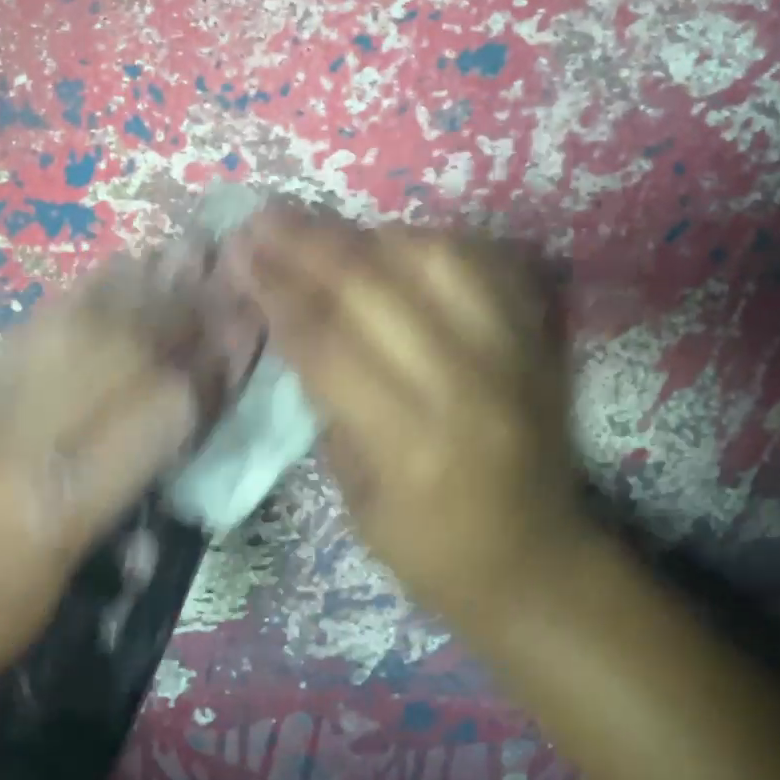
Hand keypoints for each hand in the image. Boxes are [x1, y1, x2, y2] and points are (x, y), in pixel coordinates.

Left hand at [0, 257, 249, 669]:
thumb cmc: (16, 603)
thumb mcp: (88, 552)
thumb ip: (140, 470)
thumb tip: (193, 391)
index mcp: (63, 505)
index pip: (158, 414)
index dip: (211, 366)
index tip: (249, 326)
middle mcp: (21, 443)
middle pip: (116, 352)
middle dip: (179, 307)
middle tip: (223, 271)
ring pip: (74, 324)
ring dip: (135, 285)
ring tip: (180, 253)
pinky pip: (32, 324)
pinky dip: (85, 292)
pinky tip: (118, 269)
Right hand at [223, 209, 589, 626]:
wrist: (535, 561)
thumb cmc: (427, 546)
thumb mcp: (352, 492)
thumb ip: (325, 399)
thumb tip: (288, 314)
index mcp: (411, 445)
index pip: (328, 343)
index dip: (277, 291)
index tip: (239, 255)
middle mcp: (467, 387)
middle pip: (376, 286)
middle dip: (308, 245)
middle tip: (263, 219)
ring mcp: (514, 354)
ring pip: (435, 257)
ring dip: (368, 234)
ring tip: (322, 230)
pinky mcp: (540, 338)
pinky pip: (484, 260)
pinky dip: (431, 241)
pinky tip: (392, 241)